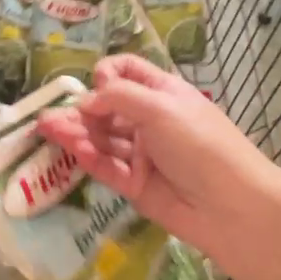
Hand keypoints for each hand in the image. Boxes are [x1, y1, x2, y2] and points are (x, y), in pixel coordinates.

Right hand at [35, 55, 280, 263]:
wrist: (232, 207)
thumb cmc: (202, 145)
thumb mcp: (161, 107)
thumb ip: (117, 97)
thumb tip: (83, 101)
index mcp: (162, 93)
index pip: (125, 72)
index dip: (106, 76)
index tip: (96, 87)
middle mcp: (149, 120)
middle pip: (106, 109)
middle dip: (79, 111)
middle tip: (47, 118)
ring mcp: (141, 154)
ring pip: (101, 139)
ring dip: (76, 134)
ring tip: (48, 131)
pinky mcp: (134, 185)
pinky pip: (107, 167)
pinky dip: (90, 159)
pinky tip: (76, 152)